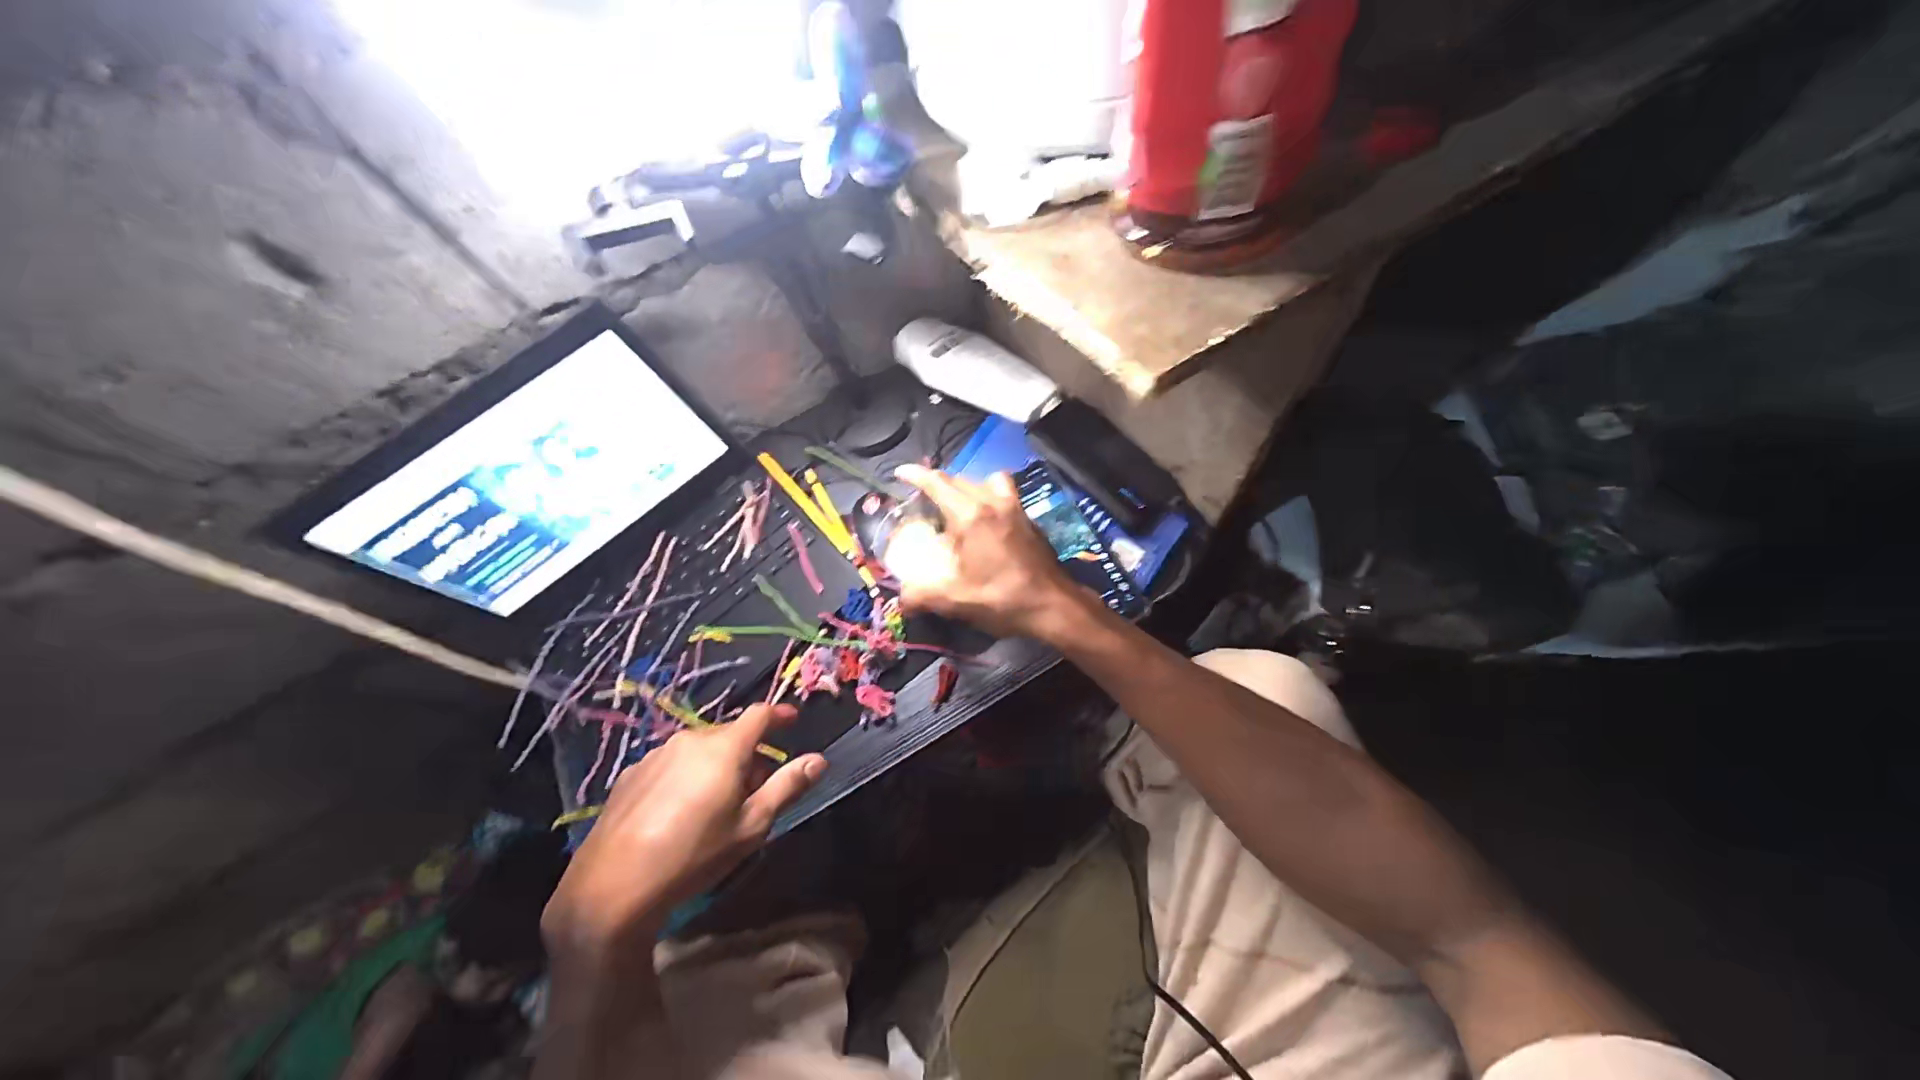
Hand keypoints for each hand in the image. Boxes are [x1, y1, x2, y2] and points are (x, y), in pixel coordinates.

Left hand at [542, 705, 824, 961]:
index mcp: (724, 748)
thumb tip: (818, 759)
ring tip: (718, 804)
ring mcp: (655, 755)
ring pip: (699, 750)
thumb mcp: (752, 826)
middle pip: (730, 735)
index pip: (759, 715)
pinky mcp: (630, 775)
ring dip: (717, 765)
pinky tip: (679, 812)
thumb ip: (787, 787)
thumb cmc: (694, 855)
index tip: (792, 720)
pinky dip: (687, 776)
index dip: (779, 715)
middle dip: (749, 753)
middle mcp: (689, 740)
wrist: (612, 887)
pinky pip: (671, 764)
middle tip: (757, 789)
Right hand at [889, 465, 1079, 638]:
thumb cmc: (1004, 600)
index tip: (901, 472)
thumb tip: (902, 600)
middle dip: (939, 484)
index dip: (917, 475)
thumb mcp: (957, 601)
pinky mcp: (1029, 520)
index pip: (939, 484)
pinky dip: (989, 497)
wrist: (1054, 607)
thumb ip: (923, 596)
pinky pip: (1005, 494)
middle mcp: (994, 503)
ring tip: (958, 507)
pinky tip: (986, 523)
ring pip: (987, 482)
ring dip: (969, 487)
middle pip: (961, 480)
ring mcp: (1016, 509)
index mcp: (972, 516)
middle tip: (923, 498)